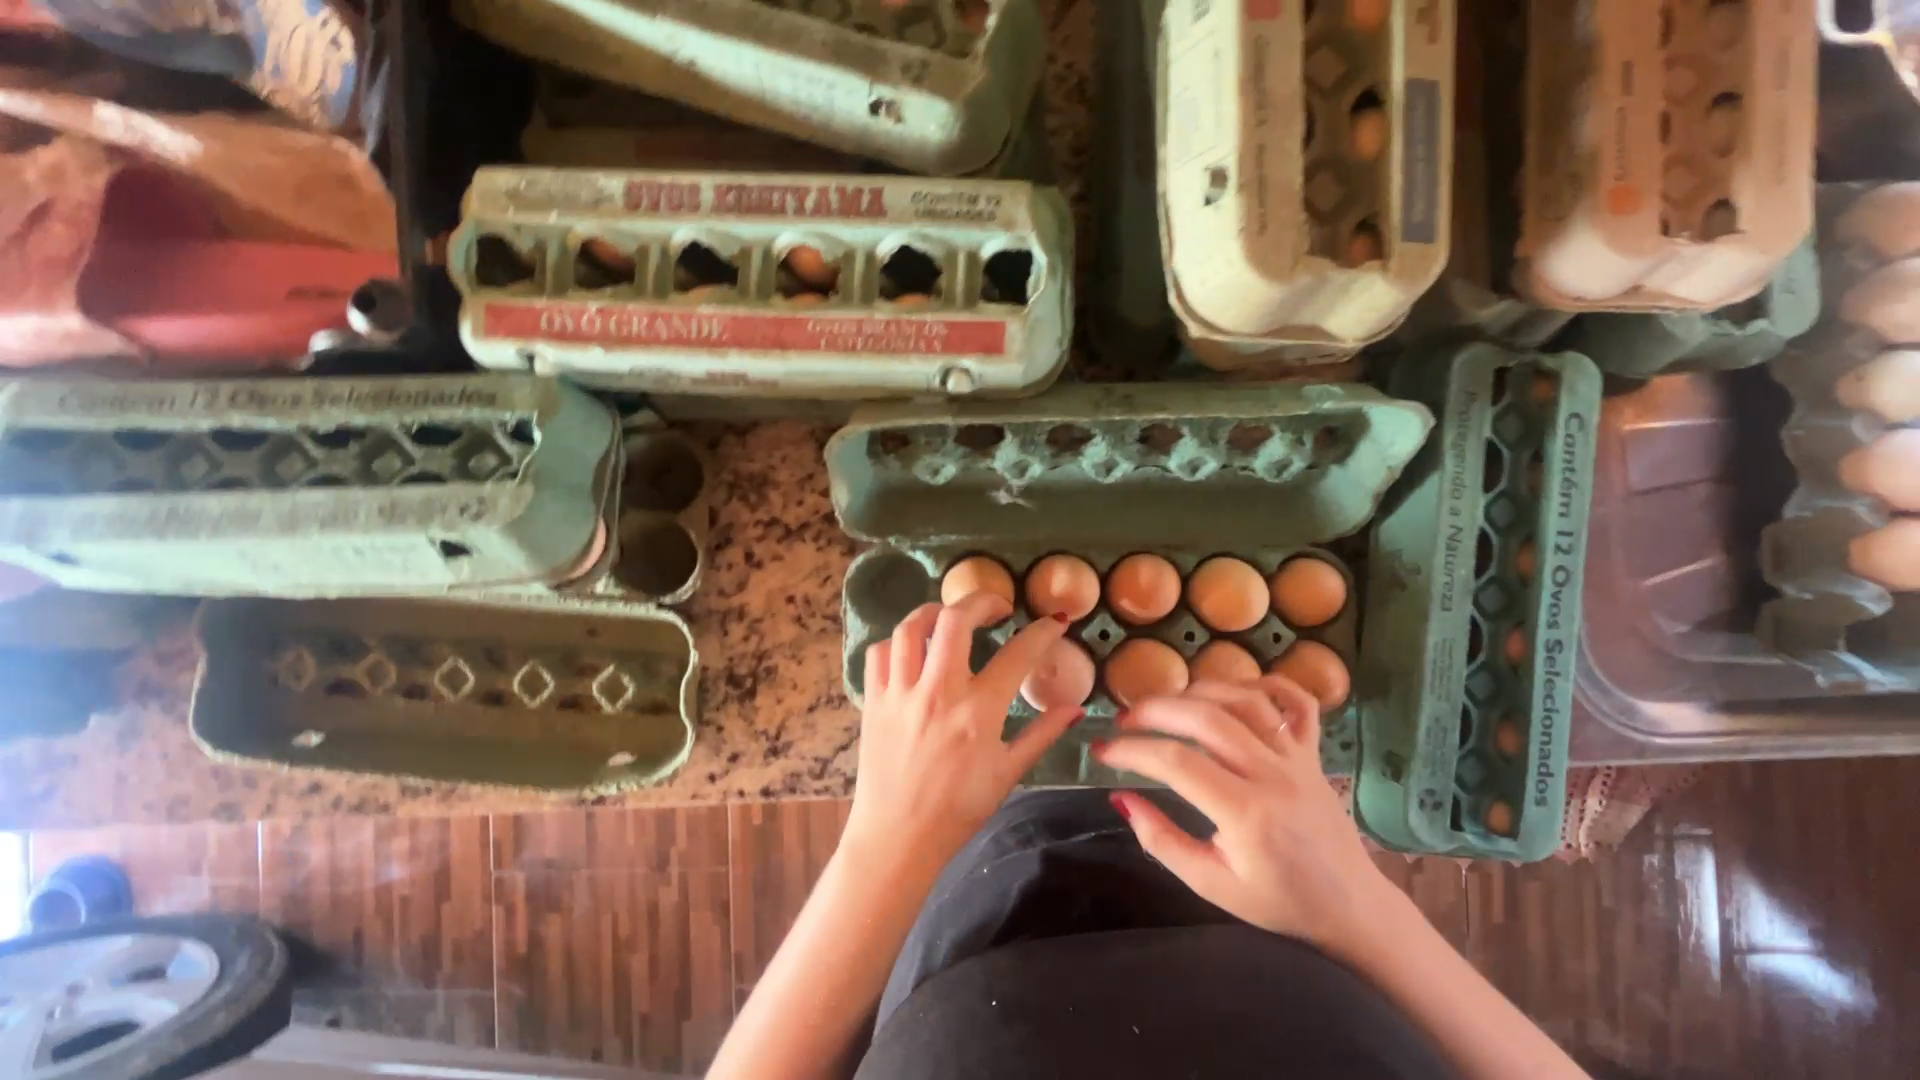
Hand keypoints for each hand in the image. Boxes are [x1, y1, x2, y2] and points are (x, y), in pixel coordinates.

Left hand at [843, 593, 1081, 875]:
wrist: (899, 837)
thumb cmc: (959, 810)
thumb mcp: (1008, 773)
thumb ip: (1041, 734)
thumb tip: (1074, 708)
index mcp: (978, 711)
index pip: (1018, 654)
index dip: (1042, 632)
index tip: (1054, 623)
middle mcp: (938, 691)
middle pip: (955, 619)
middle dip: (981, 600)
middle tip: (997, 608)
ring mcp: (900, 693)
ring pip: (911, 627)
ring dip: (936, 612)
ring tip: (952, 617)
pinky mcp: (873, 700)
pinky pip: (880, 652)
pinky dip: (898, 642)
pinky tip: (913, 649)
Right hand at [1097, 676, 1405, 959]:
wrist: (1350, 907)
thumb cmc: (1277, 901)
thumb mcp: (1211, 885)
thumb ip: (1161, 841)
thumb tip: (1120, 799)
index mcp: (1246, 814)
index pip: (1177, 762)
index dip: (1132, 751)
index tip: (1102, 751)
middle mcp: (1273, 775)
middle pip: (1207, 718)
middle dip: (1155, 710)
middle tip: (1124, 720)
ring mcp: (1298, 759)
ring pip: (1245, 700)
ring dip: (1199, 690)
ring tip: (1166, 704)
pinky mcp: (1314, 752)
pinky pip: (1297, 702)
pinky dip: (1267, 684)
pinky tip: (1234, 689)